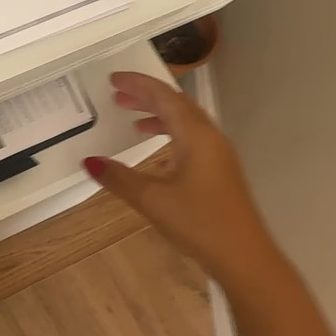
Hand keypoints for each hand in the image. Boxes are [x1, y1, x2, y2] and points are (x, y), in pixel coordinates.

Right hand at [84, 71, 279, 284]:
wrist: (245, 257)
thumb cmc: (200, 223)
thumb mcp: (151, 200)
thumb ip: (119, 178)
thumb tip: (89, 161)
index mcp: (196, 137)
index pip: (164, 98)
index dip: (138, 85)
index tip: (113, 79)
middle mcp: (210, 139)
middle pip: (177, 106)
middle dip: (147, 97)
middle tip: (118, 95)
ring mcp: (219, 156)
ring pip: (186, 123)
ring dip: (158, 116)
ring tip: (132, 120)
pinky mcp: (220, 173)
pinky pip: (191, 140)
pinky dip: (169, 136)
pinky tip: (156, 154)